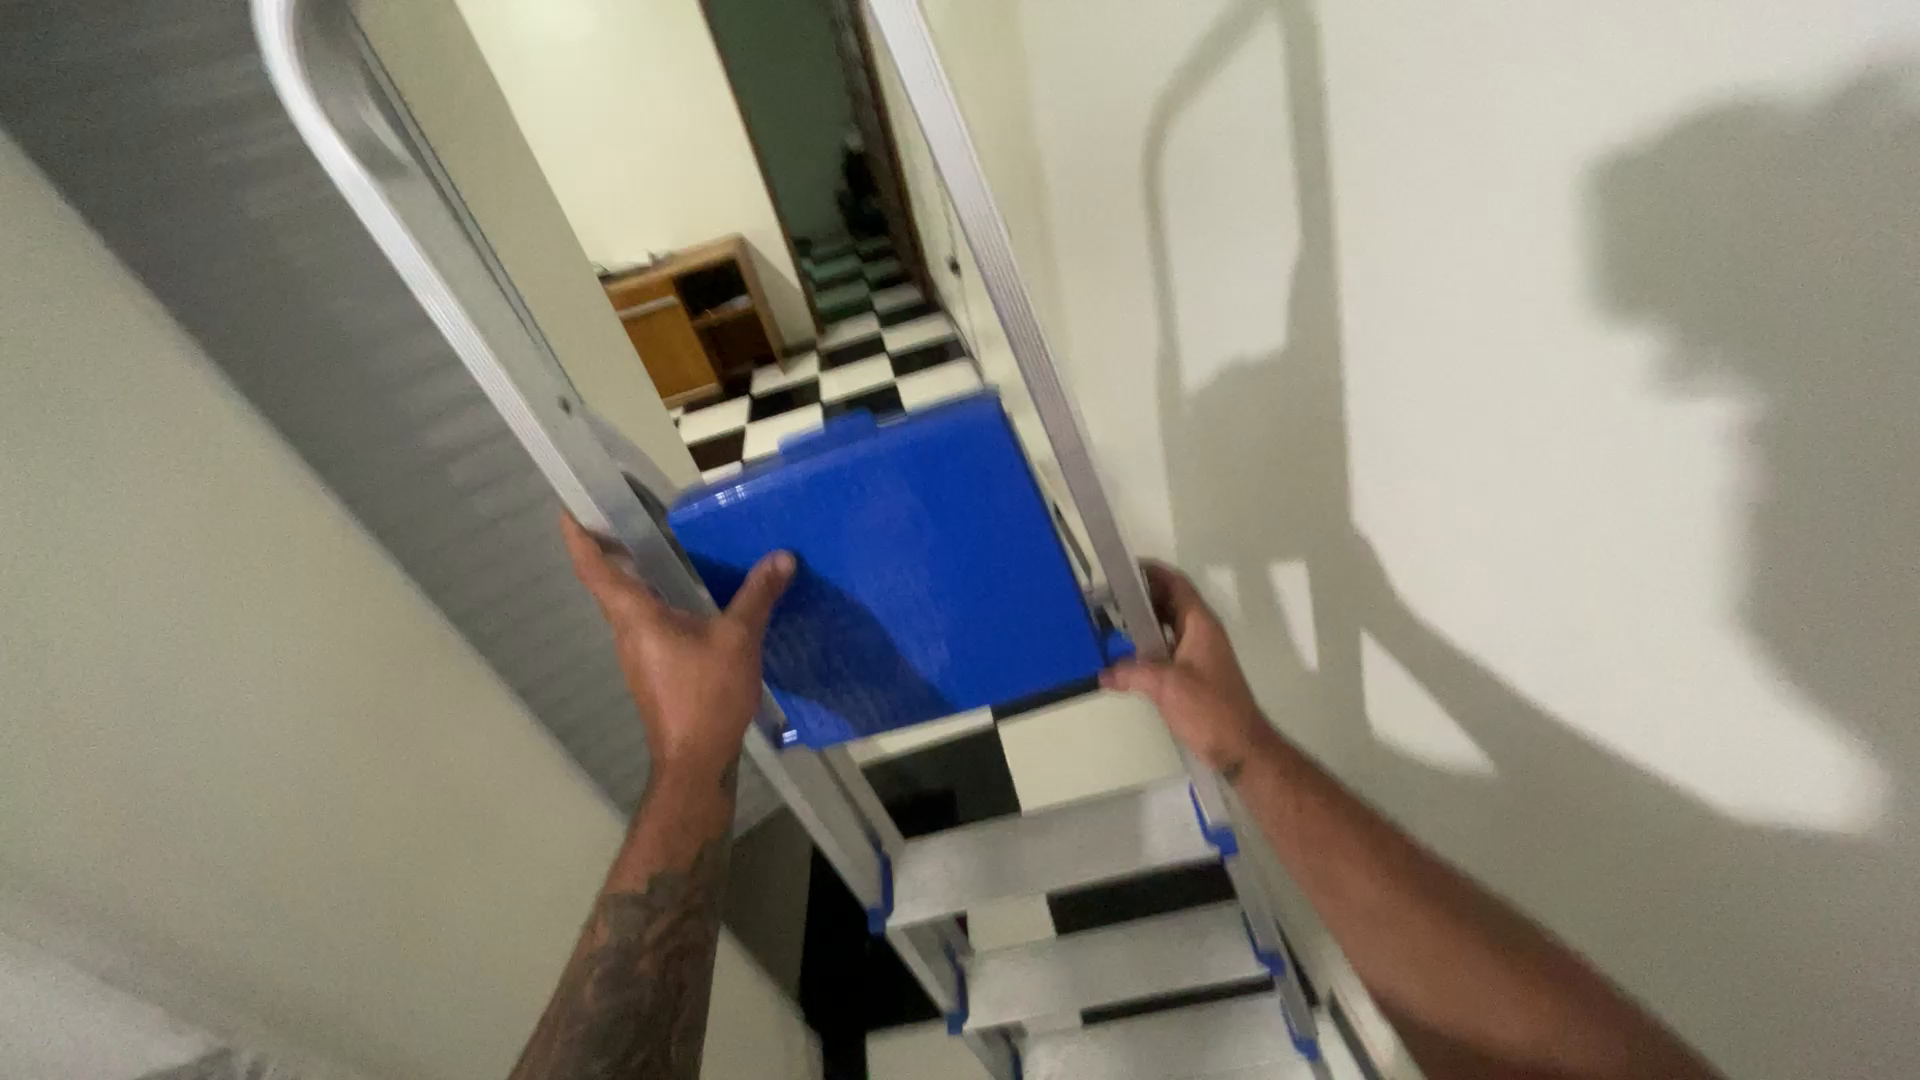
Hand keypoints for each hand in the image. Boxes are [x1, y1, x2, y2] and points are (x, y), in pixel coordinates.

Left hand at [561, 514, 794, 783]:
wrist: (695, 759)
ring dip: (636, 577)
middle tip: (624, 517)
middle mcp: (628, 632)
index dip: (581, 538)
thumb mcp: (739, 640)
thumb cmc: (706, 696)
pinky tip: (689, 602)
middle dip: (610, 550)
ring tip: (660, 550)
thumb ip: (758, 595)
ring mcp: (639, 655)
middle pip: (609, 585)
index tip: (569, 509)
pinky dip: (658, 601)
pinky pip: (649, 624)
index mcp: (636, 617)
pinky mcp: (654, 671)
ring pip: (630, 606)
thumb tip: (782, 557)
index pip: (596, 570)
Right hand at [1101, 561, 1278, 778]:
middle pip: (1168, 603)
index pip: (1175, 585)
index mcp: (1199, 625)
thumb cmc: (1210, 708)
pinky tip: (1122, 658)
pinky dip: (1145, 648)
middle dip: (1139, 597)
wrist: (1241, 748)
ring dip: (1141, 623)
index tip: (1121, 569)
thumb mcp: (1166, 685)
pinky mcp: (1192, 675)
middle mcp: (1200, 633)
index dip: (1151, 572)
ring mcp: (1197, 654)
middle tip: (1106, 597)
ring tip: (1108, 623)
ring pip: (1165, 628)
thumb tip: (1103, 673)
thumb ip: (1132, 673)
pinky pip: (1165, 650)